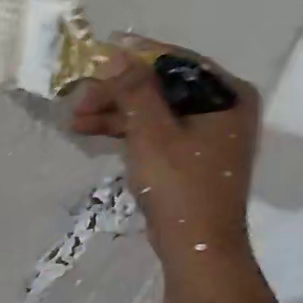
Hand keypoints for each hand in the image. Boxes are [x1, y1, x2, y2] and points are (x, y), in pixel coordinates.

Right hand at [70, 34, 260, 275]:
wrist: (197, 249)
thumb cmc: (180, 188)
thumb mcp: (152, 134)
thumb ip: (134, 90)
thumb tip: (115, 53)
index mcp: (227, 96)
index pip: (176, 62)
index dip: (135, 56)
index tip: (99, 52)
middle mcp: (223, 109)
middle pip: (162, 87)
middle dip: (118, 92)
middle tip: (79, 98)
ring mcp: (208, 135)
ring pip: (155, 111)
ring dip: (116, 114)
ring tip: (75, 120)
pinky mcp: (191, 157)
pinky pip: (157, 132)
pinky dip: (128, 132)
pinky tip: (94, 133)